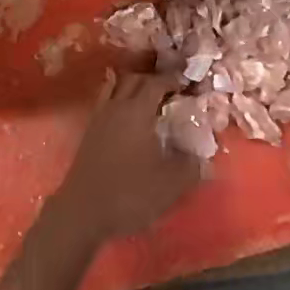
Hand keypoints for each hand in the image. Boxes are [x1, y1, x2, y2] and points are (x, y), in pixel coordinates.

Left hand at [52, 72, 201, 243]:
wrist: (84, 210)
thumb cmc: (130, 193)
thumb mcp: (170, 185)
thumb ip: (191, 167)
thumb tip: (205, 158)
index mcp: (137, 111)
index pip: (156, 83)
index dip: (172, 80)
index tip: (187, 83)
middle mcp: (117, 106)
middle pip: (135, 80)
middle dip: (154, 80)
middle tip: (171, 91)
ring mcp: (100, 116)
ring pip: (117, 87)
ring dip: (133, 85)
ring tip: (149, 97)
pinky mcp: (90, 130)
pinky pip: (105, 100)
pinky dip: (117, 96)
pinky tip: (124, 112)